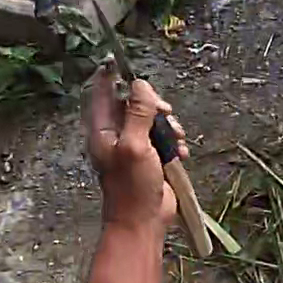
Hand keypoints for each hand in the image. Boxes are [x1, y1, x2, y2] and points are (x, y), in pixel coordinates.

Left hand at [84, 66, 184, 232]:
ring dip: (169, 125)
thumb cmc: (132, 187)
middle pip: (133, 103)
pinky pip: (163, 139)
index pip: (101, 93)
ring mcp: (134, 147)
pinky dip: (174, 142)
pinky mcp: (151, 158)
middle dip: (153, 105)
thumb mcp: (135, 146)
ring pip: (152, 121)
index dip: (110, 75)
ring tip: (177, 139)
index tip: (120, 61)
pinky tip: (181, 153)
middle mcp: (116, 135)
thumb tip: (140, 85)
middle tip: (166, 113)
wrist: (143, 221)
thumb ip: (137, 113)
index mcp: (103, 130)